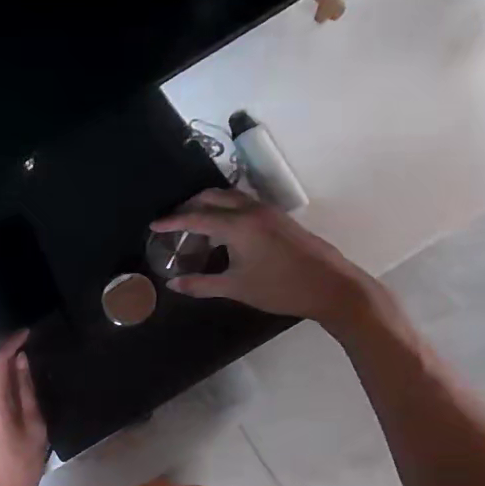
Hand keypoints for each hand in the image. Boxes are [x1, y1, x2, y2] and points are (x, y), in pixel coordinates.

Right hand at [151, 189, 385, 332]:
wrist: (330, 286)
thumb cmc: (280, 288)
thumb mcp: (236, 288)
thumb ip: (202, 284)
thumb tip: (173, 284)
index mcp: (238, 225)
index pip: (197, 217)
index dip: (173, 221)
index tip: (154, 225)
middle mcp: (251, 210)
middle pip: (212, 197)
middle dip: (190, 206)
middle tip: (173, 222)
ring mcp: (268, 211)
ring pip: (230, 198)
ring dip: (209, 205)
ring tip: (195, 224)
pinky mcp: (278, 218)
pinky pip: (244, 204)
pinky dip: (226, 210)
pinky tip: (223, 231)